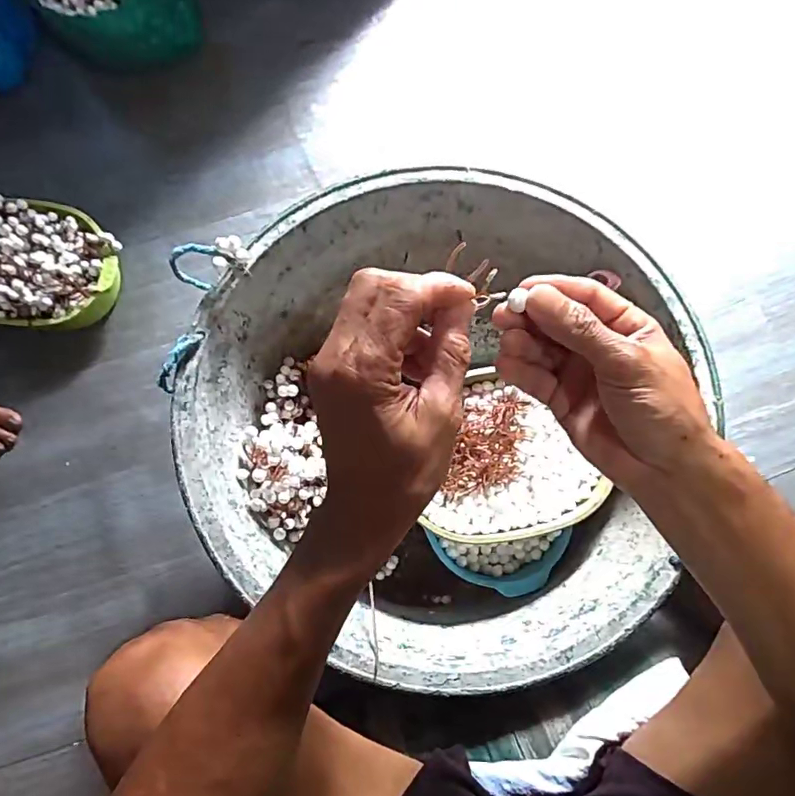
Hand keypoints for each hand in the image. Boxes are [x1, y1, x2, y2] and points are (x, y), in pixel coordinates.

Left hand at [303, 269, 475, 568]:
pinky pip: (359, 328)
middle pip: (372, 286)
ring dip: (404, 310)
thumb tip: (460, 307)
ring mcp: (326, 362)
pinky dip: (390, 329)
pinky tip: (415, 357)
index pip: (397, 296)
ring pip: (364, 302)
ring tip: (437, 345)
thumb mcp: (442, 413)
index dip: (437, 287)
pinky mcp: (328, 370)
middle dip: (417, 290)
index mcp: (363, 369)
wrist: (363, 509)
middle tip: (452, 314)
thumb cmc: (406, 474)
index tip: (468, 297)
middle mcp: (334, 356)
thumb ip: (450, 352)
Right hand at [493, 275, 714, 496]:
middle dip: (529, 318)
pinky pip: (536, 381)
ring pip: (541, 351)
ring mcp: (578, 374)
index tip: (522, 290)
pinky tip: (509, 367)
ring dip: (522, 345)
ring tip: (510, 346)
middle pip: (555, 322)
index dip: (552, 291)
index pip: (584, 297)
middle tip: (503, 317)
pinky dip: (521, 373)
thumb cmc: (664, 410)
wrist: (665, 469)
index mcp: (625, 326)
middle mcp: (598, 347)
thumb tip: (541, 298)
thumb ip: (580, 329)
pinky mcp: (562, 402)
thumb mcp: (625, 361)